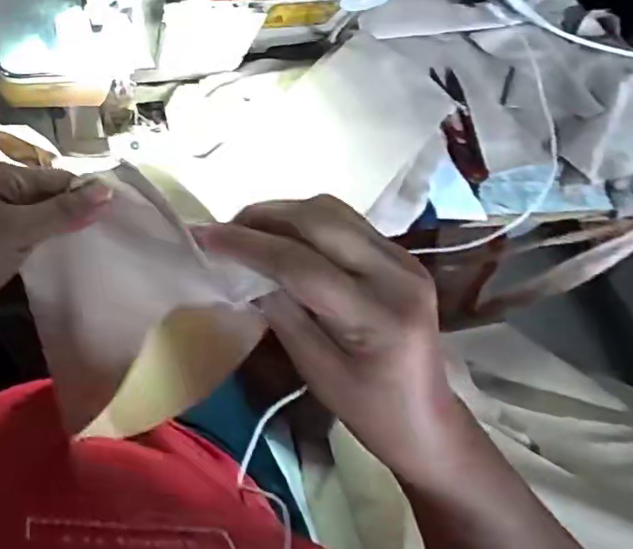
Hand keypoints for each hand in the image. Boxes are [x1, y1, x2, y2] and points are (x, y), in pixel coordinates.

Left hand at [0, 163, 111, 346]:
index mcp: (5, 177)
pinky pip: (34, 240)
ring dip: (68, 231)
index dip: (88, 194)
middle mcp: (3, 193)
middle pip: (52, 197)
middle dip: (80, 213)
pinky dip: (53, 246)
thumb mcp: (20, 228)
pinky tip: (76, 259)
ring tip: (108, 246)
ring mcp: (0, 221)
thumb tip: (109, 189)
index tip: (126, 214)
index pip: (58, 178)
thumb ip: (63, 211)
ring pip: (44, 220)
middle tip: (123, 233)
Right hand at [194, 195, 474, 488]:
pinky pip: (339, 217)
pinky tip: (280, 236)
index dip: (245, 244)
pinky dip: (300, 218)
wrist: (430, 423)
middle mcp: (398, 277)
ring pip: (327, 209)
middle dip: (260, 218)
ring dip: (279, 213)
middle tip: (223, 231)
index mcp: (381, 317)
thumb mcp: (314, 368)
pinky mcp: (397, 253)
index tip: (202, 237)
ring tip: (247, 231)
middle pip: (316, 221)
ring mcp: (403, 259)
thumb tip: (237, 268)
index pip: (300, 263)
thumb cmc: (368, 408)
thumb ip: (278, 310)